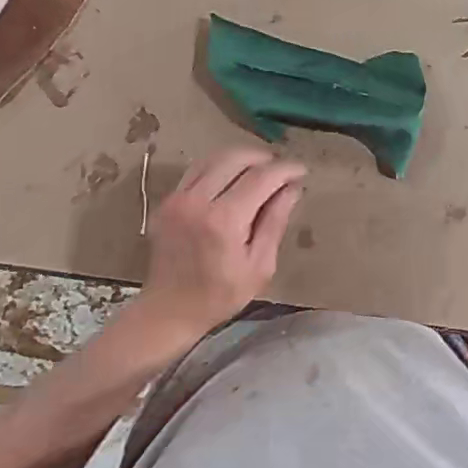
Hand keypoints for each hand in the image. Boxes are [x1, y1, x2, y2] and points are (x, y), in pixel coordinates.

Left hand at [132, 148, 305, 338]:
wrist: (169, 309)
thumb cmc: (221, 295)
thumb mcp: (260, 266)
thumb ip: (275, 222)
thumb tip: (292, 189)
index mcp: (224, 220)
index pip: (261, 178)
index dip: (285, 169)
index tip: (301, 170)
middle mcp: (197, 201)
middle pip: (235, 158)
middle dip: (263, 158)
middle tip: (280, 169)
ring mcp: (177, 199)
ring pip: (212, 158)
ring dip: (239, 159)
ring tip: (258, 170)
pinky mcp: (166, 202)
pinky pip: (195, 171)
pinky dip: (217, 169)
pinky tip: (231, 182)